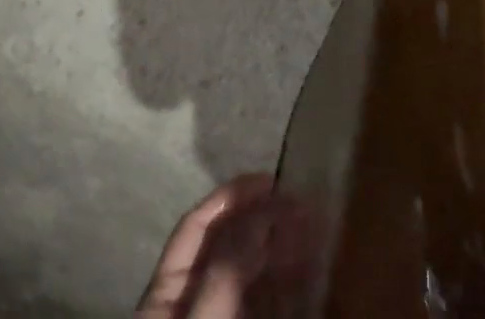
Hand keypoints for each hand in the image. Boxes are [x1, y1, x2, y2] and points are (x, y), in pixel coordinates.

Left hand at [137, 175, 318, 318]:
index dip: (230, 197)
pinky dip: (290, 286)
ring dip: (285, 250)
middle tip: (304, 203)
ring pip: (254, 275)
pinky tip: (313, 271)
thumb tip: (258, 219)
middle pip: (230, 247)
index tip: (269, 179)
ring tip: (317, 231)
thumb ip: (226, 270)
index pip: (196, 227)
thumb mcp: (202, 315)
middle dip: (267, 221)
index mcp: (166, 291)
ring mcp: (221, 315)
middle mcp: (193, 299)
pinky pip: (269, 303)